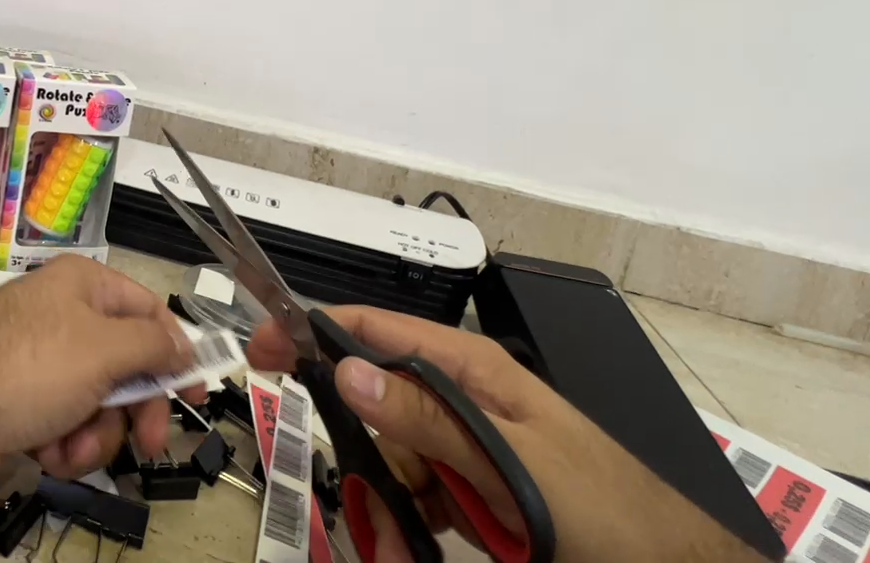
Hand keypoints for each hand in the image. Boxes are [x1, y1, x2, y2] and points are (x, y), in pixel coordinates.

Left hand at [0, 256, 201, 496]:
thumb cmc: (31, 367)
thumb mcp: (105, 350)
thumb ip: (154, 347)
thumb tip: (185, 346)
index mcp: (84, 284)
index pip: (147, 311)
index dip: (175, 350)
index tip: (196, 394)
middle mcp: (63, 315)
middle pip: (124, 363)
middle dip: (133, 408)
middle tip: (148, 443)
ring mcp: (39, 359)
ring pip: (97, 400)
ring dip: (94, 432)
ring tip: (70, 446)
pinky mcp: (20, 400)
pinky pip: (65, 421)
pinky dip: (63, 442)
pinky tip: (46, 451)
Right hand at [247, 307, 766, 562]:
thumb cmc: (606, 511)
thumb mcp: (513, 465)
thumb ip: (429, 419)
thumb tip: (347, 372)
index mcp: (467, 366)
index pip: (373, 329)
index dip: (312, 330)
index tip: (262, 349)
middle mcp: (458, 394)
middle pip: (373, 402)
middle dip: (362, 455)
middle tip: (368, 512)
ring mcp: (462, 443)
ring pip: (387, 455)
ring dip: (387, 504)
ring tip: (402, 550)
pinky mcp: (467, 485)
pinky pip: (412, 492)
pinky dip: (405, 524)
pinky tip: (417, 548)